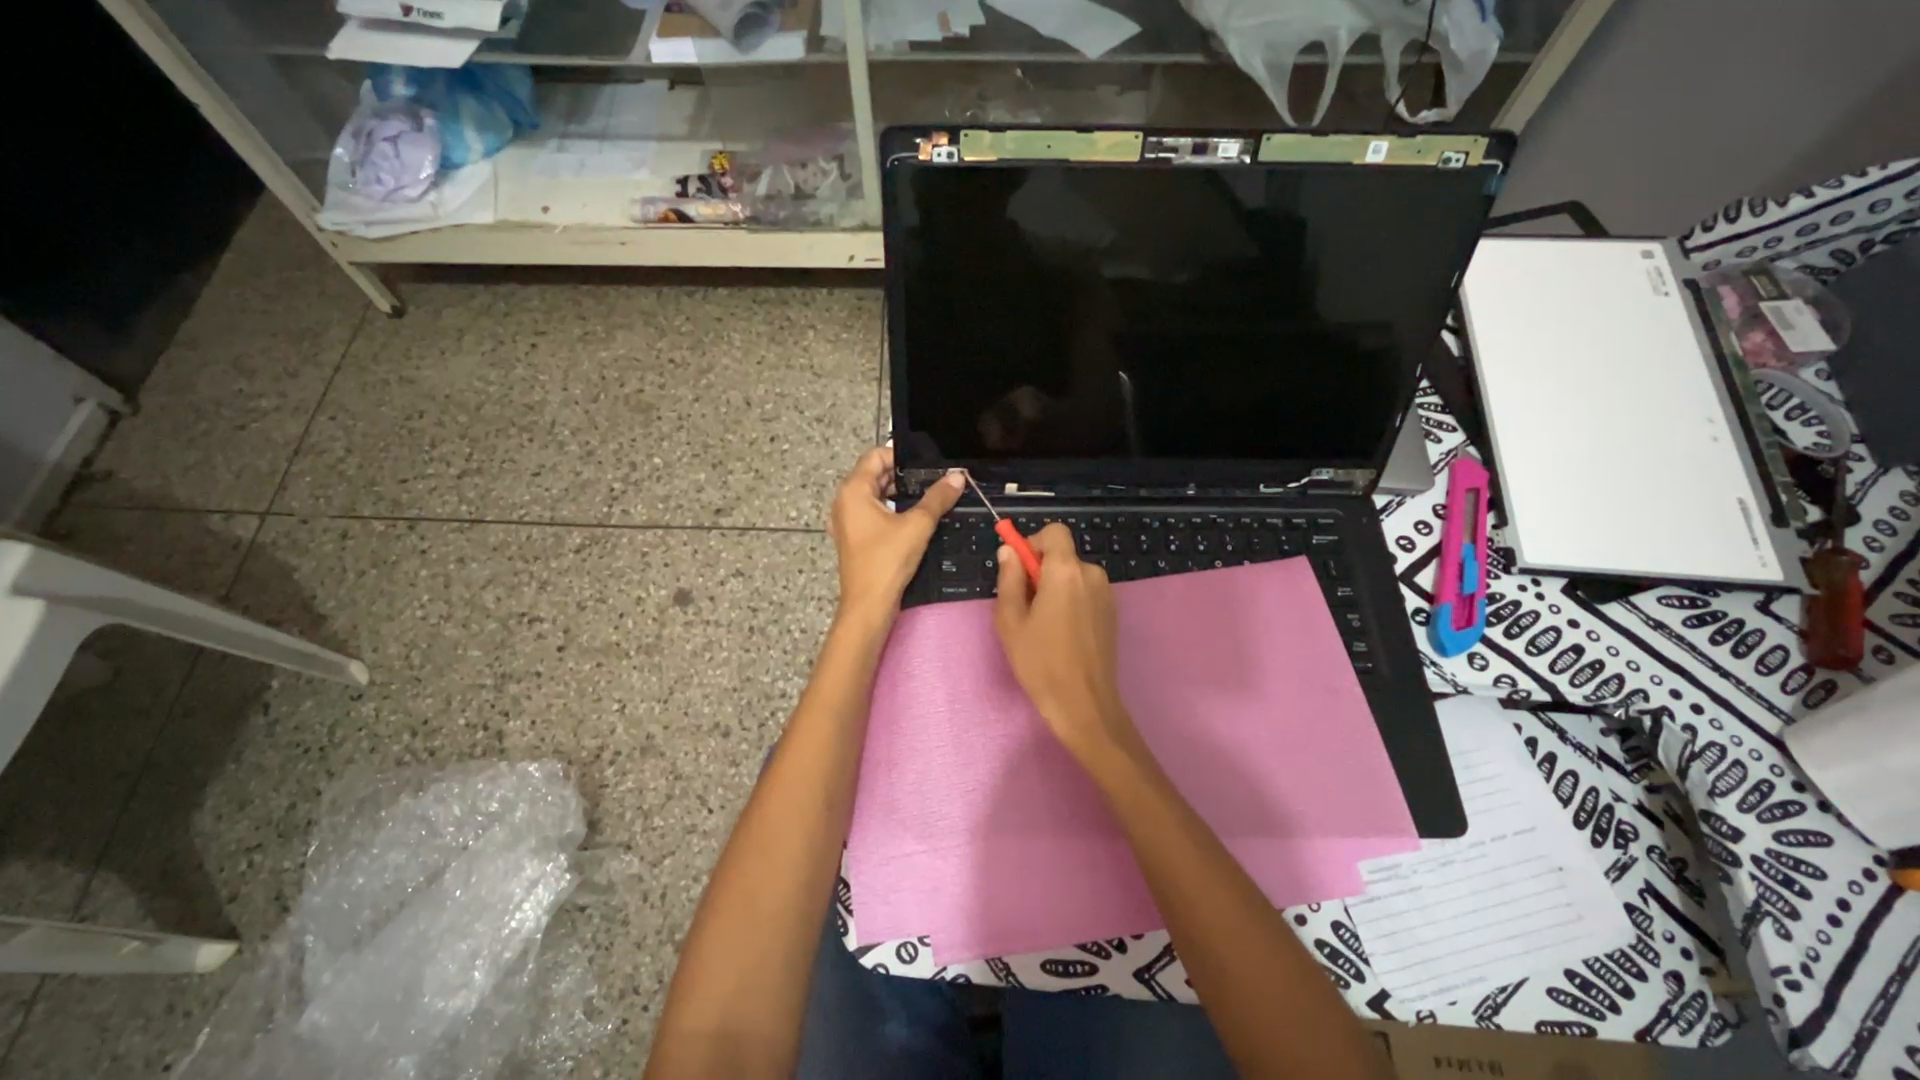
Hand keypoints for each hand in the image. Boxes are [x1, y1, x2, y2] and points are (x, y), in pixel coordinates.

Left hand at [827, 447, 963, 620]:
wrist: (868, 605)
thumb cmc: (887, 561)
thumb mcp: (918, 525)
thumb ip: (938, 498)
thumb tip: (957, 476)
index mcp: (853, 491)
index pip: (876, 456)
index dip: (902, 454)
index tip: (928, 462)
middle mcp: (844, 501)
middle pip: (873, 474)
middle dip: (903, 474)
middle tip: (933, 478)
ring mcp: (846, 521)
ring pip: (874, 495)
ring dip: (898, 493)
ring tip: (928, 496)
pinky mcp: (853, 538)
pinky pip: (871, 513)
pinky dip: (890, 510)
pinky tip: (913, 518)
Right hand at [993, 525, 1138, 766]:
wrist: (1084, 703)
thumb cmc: (1040, 662)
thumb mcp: (1010, 620)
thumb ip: (1009, 579)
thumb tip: (1008, 551)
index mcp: (1066, 571)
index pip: (1054, 532)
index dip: (1033, 542)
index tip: (1019, 568)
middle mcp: (1091, 574)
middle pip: (1063, 556)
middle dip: (1041, 571)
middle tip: (1024, 606)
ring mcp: (1106, 594)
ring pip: (1073, 576)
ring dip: (1056, 588)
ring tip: (1042, 626)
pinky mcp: (1112, 612)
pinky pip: (1085, 593)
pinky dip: (1071, 602)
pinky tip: (1062, 634)